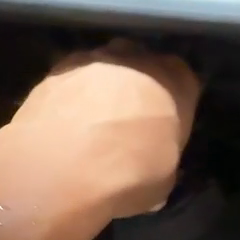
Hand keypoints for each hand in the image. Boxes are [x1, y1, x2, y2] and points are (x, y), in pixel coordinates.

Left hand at [0, 39, 199, 219]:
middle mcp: (137, 60)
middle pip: (143, 62)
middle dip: (140, 85)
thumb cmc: (129, 176)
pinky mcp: (54, 69)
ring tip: (95, 121)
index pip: (185, 78)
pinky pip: (73, 77)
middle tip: (133, 119)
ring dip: (104, 87)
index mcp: (175, 83)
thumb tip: (154, 165)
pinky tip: (67, 123)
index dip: (176, 100)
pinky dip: (73, 94)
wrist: (60, 171)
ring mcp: (93, 60)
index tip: (168, 122)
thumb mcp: (165, 179)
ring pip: (106, 65)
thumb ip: (164, 158)